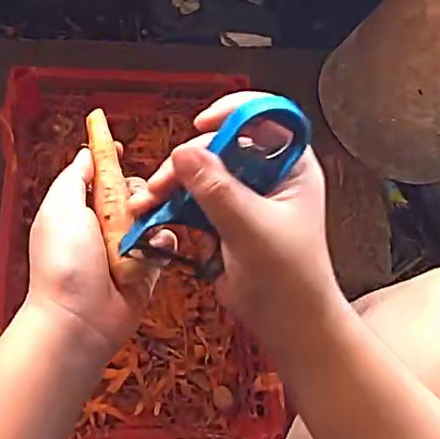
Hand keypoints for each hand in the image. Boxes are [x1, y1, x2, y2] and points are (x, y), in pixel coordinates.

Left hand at [24, 148, 165, 357]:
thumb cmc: (62, 264)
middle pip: (132, 189)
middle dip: (136, 189)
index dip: (109, 158)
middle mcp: (102, 225)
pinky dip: (163, 241)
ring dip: (151, 214)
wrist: (79, 319)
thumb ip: (74, 177)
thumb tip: (86, 153)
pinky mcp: (146, 267)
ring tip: (140, 226)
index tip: (119, 146)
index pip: (98, 174)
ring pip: (152, 213)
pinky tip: (155, 243)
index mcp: (77, 209)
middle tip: (131, 201)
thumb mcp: (59, 207)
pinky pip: (164, 243)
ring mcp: (125, 246)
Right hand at [141, 92, 343, 338]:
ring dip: (172, 182)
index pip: (264, 118)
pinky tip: (152, 211)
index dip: (233, 113)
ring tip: (148, 200)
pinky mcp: (224, 214)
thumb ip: (218, 190)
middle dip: (187, 161)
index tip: (201, 124)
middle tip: (162, 183)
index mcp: (291, 166)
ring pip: (201, 170)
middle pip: (220, 145)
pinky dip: (171, 202)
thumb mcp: (253, 229)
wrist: (287, 325)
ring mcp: (244, 193)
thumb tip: (184, 153)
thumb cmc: (290, 278)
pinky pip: (192, 196)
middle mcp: (268, 173)